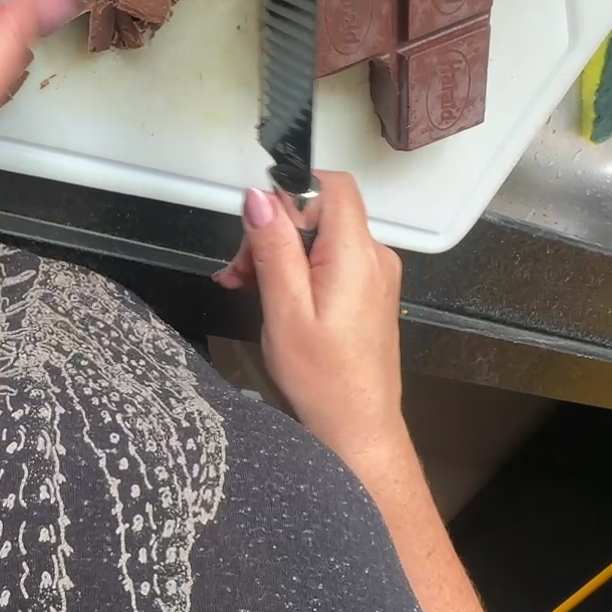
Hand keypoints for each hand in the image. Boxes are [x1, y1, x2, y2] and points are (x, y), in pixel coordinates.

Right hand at [214, 173, 406, 464]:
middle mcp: (373, 256)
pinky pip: (327, 262)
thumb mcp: (284, 309)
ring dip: (277, 256)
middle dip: (272, 233)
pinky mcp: (366, 292)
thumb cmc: (321, 377)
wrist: (356, 425)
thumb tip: (258, 196)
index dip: (288, 193)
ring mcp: (373, 275)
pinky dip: (294, 272)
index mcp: (355, 254)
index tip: (255, 227)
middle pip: (318, 213)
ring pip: (318, 239)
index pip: (331, 185)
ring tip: (244, 288)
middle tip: (238, 273)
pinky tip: (269, 297)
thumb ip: (273, 249)